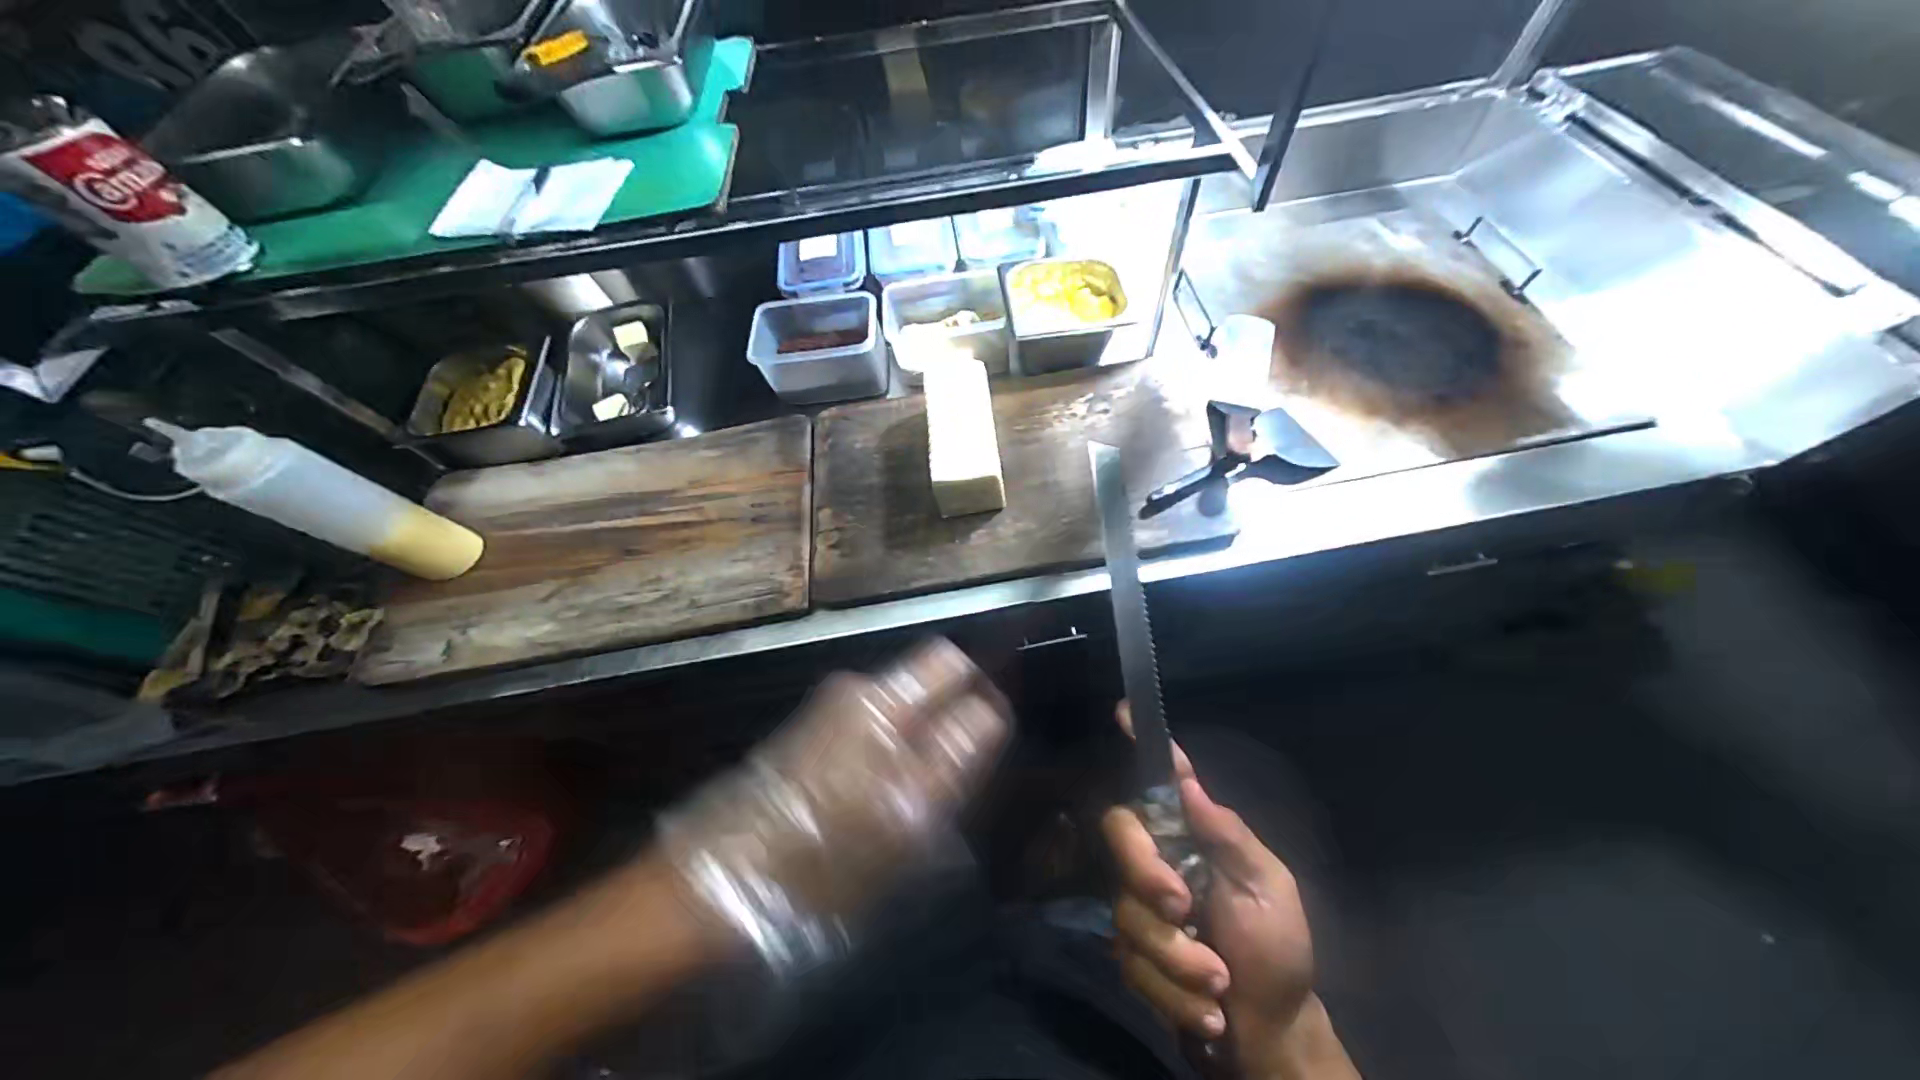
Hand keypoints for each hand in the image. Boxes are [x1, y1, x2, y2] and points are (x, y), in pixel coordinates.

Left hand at [662, 639, 1010, 972]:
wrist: (724, 868)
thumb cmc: (823, 871)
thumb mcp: (904, 840)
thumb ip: (950, 778)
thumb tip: (982, 731)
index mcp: (903, 740)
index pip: (977, 701)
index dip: (992, 713)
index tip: (993, 732)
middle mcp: (875, 700)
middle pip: (942, 662)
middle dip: (964, 686)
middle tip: (966, 728)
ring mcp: (842, 697)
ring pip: (908, 678)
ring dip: (924, 705)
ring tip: (918, 759)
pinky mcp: (816, 706)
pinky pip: (876, 697)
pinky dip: (892, 716)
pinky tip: (877, 762)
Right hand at [1102, 703, 1316, 1068]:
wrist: (1268, 1035)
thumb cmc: (1279, 952)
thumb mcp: (1270, 891)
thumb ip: (1230, 838)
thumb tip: (1187, 784)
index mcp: (1195, 837)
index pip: (1163, 782)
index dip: (1141, 744)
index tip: (1124, 710)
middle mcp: (1160, 859)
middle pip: (1120, 834)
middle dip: (1146, 875)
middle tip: (1182, 909)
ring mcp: (1140, 905)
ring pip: (1125, 910)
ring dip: (1176, 958)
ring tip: (1217, 984)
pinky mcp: (1131, 952)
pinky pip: (1129, 962)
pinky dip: (1172, 993)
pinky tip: (1204, 1011)